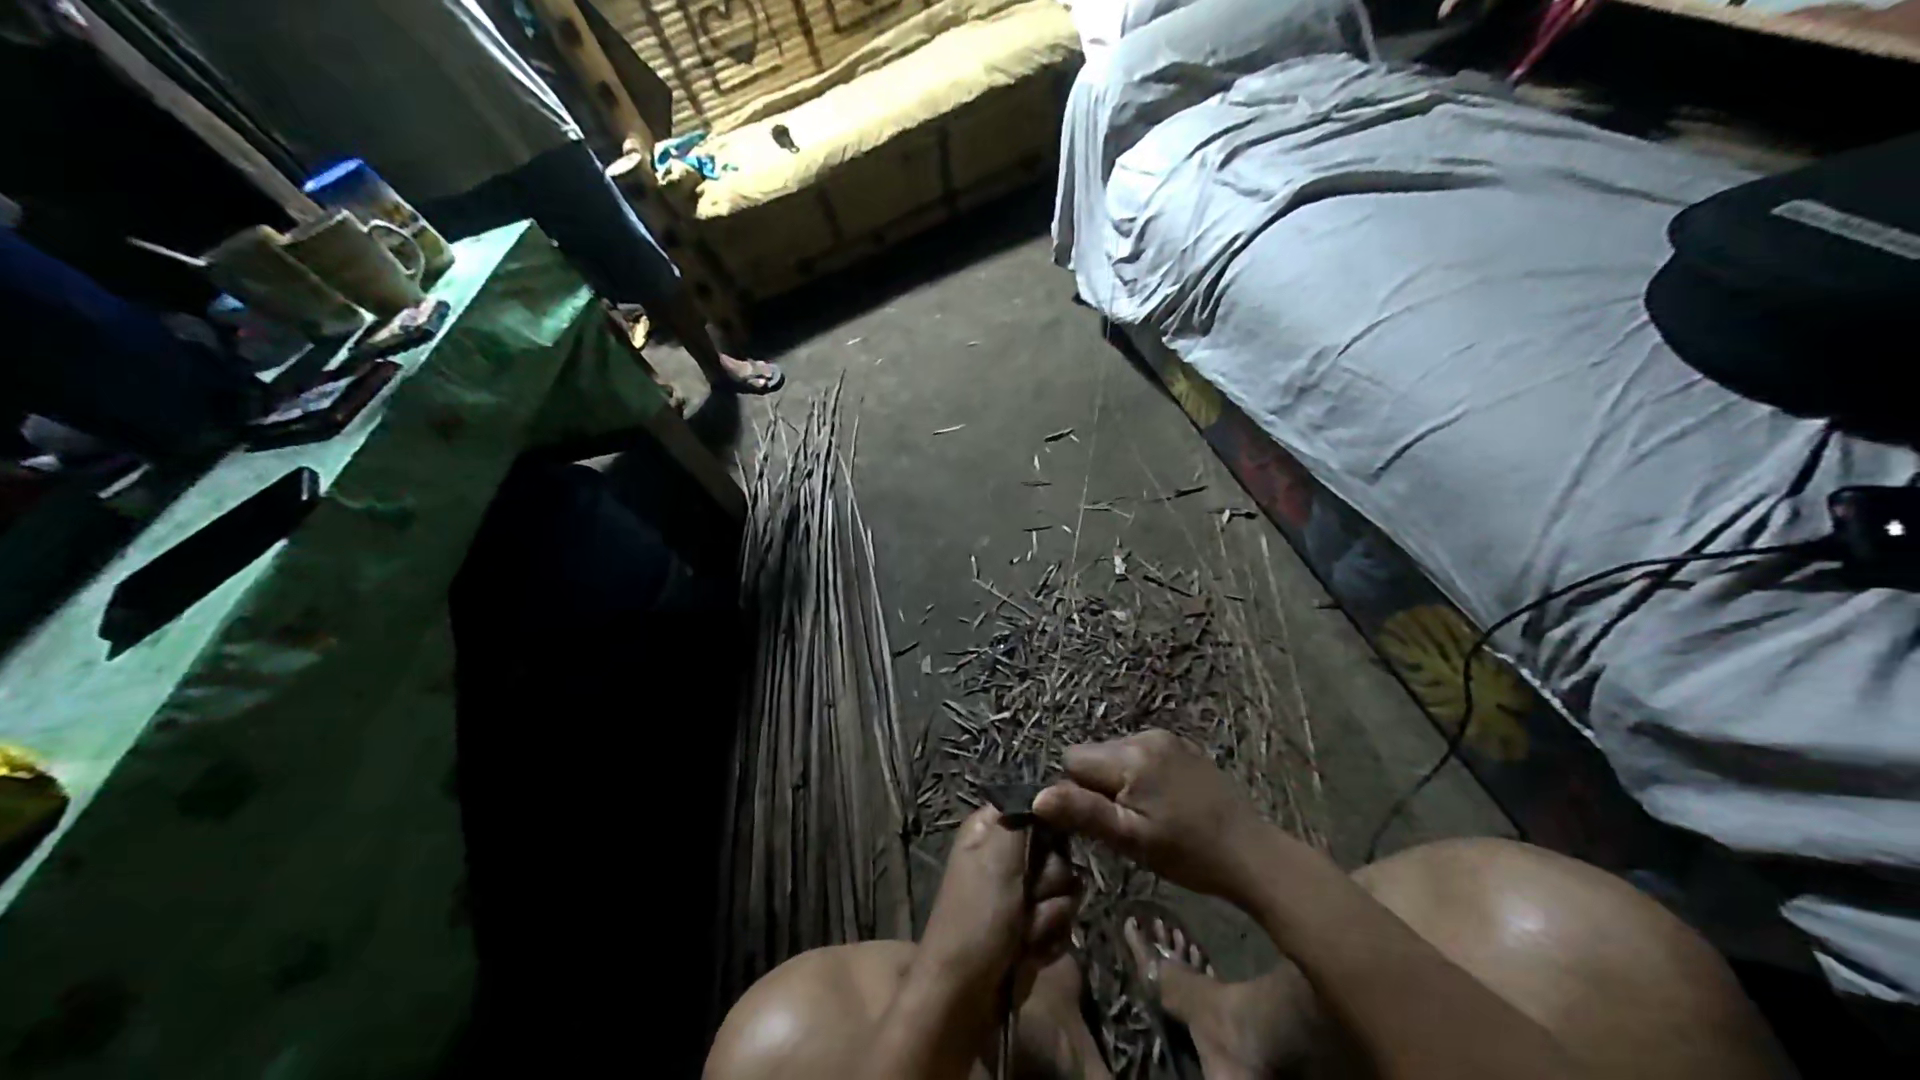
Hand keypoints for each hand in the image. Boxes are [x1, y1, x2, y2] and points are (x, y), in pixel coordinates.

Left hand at [916, 807, 1081, 993]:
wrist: (965, 996)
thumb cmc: (976, 919)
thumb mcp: (996, 855)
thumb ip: (1021, 816)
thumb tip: (1044, 788)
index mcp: (991, 829)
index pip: (1040, 808)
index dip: (1050, 829)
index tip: (1047, 847)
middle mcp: (1007, 855)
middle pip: (1059, 851)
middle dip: (1050, 882)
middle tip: (1026, 900)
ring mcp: (1021, 894)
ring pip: (1067, 888)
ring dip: (1050, 915)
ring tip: (1023, 934)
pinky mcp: (1033, 927)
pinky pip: (1063, 921)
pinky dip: (1050, 938)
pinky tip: (1029, 952)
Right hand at [1033, 729, 1269, 902]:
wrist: (1252, 854)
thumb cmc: (1187, 854)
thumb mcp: (1131, 840)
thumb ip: (1082, 813)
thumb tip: (1037, 797)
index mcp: (1130, 756)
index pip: (1073, 760)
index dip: (1078, 792)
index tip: (1103, 821)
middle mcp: (1146, 735)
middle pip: (1094, 754)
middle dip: (1099, 785)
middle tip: (1128, 824)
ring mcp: (1168, 738)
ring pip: (1117, 754)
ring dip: (1120, 781)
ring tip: (1149, 816)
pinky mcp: (1184, 747)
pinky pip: (1142, 754)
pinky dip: (1142, 775)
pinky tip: (1165, 803)